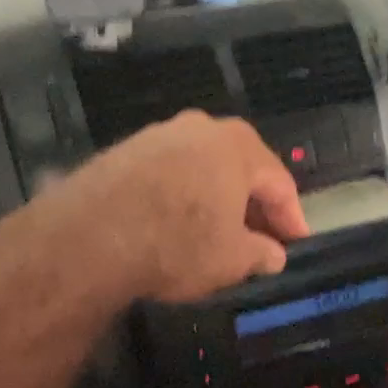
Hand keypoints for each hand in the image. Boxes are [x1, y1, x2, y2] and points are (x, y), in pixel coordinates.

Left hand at [57, 111, 308, 301]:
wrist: (90, 237)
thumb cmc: (178, 244)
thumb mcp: (232, 259)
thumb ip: (261, 253)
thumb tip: (273, 254)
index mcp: (239, 146)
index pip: (279, 183)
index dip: (292, 218)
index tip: (297, 244)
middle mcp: (202, 128)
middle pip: (240, 169)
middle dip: (254, 205)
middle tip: (262, 240)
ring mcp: (159, 135)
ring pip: (202, 168)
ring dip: (216, 199)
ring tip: (218, 233)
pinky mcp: (124, 151)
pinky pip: (169, 174)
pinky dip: (181, 196)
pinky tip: (177, 224)